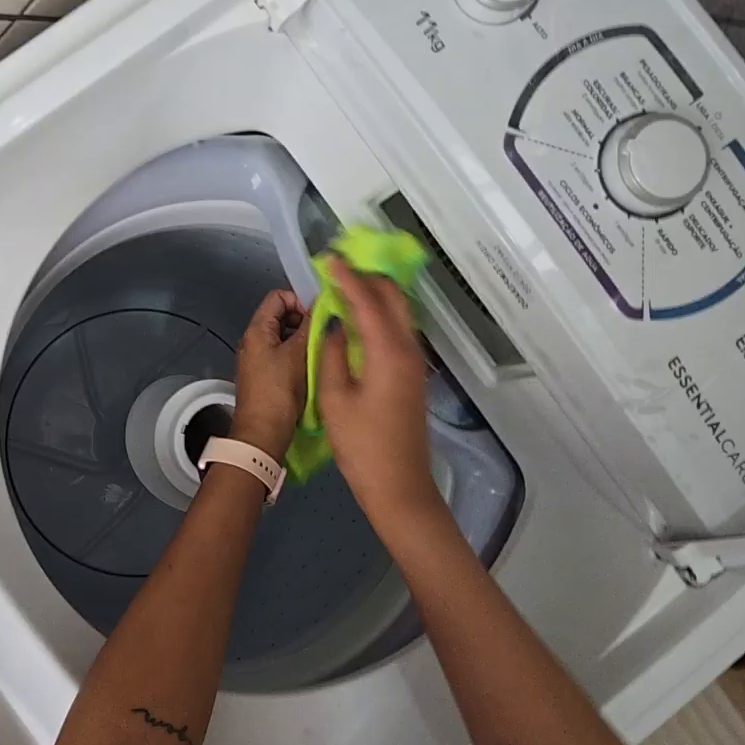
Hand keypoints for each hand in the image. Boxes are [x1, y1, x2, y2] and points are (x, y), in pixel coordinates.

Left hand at [230, 288, 309, 457]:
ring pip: (283, 336)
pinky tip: (313, 364)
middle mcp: (253, 340)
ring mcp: (258, 358)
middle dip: (303, 320)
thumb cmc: (279, 391)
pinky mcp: (265, 374)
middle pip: (280, 315)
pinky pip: (282, 354)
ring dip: (302, 338)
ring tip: (320, 349)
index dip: (299, 300)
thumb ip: (309, 326)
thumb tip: (321, 306)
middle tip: (323, 333)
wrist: (263, 432)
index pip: (277, 297)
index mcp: (256, 330)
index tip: (318, 315)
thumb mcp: (298, 354)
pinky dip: (297, 353)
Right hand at [317, 258, 442, 521]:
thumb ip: (332, 354)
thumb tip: (335, 326)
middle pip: (394, 298)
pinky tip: (360, 318)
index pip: (368, 300)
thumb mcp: (335, 398)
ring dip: (376, 295)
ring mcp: (415, 363)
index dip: (347, 277)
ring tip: (347, 285)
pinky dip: (381, 315)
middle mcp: (409, 350)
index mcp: (389, 352)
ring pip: (400, 313)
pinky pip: (399, 330)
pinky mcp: (413, 375)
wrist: (399, 485)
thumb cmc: (362, 445)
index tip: (328, 258)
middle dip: (369, 277)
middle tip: (340, 267)